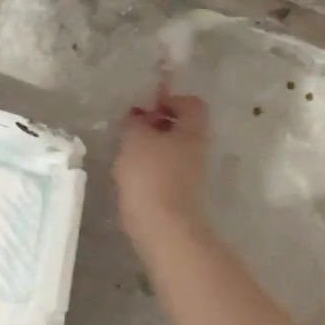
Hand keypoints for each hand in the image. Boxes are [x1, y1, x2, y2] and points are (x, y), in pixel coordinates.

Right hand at [115, 90, 209, 236]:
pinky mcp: (178, 193)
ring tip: (126, 150)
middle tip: (133, 126)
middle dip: (157, 123)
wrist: (161, 225)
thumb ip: (136, 122)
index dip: (170, 98)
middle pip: (181, 127)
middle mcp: (197, 150)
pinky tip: (129, 174)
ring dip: (150, 146)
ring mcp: (190, 174)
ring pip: (171, 150)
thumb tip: (139, 116)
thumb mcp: (135, 138)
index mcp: (193, 130)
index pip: (191, 103)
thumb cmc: (150, 174)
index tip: (147, 105)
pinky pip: (164, 170)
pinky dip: (149, 167)